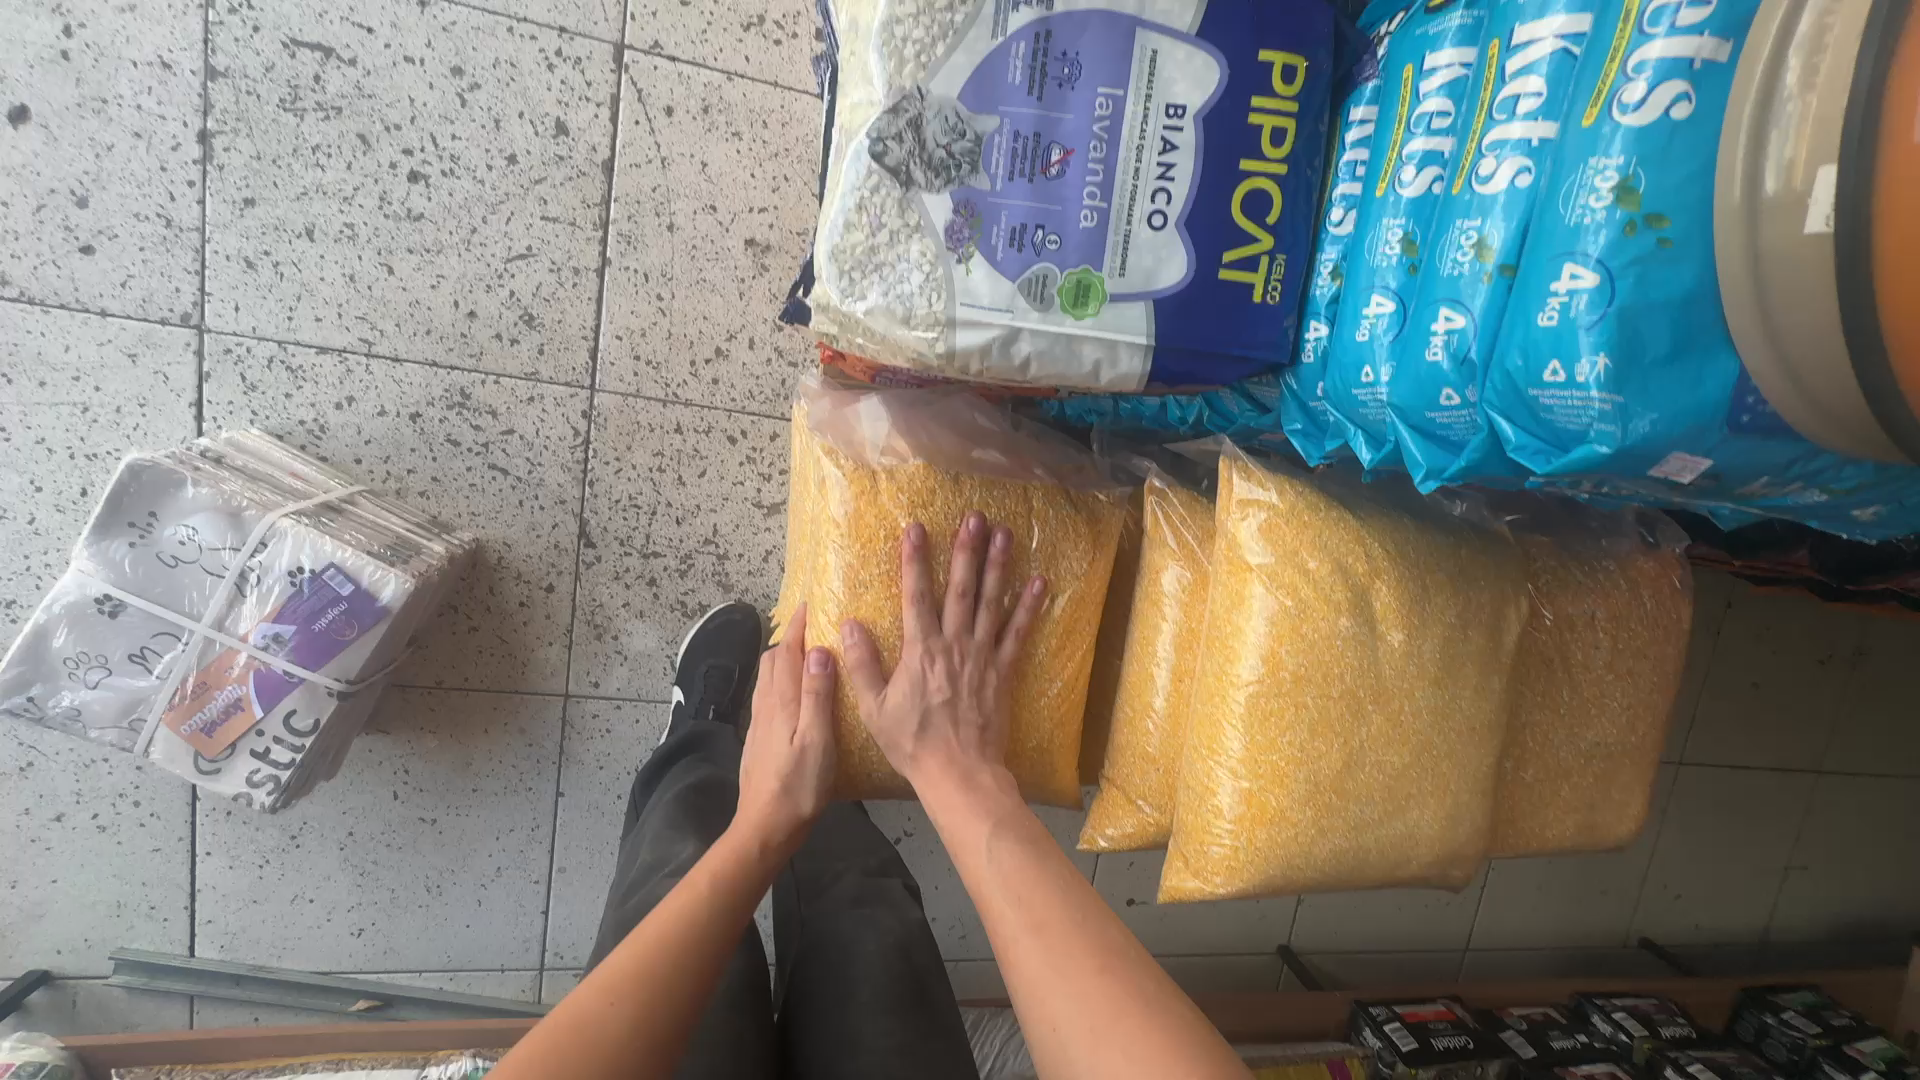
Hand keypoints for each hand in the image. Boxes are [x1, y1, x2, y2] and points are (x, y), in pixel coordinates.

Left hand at [733, 603, 836, 854]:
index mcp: (782, 703)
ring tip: (806, 650)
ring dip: (783, 656)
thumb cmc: (799, 786)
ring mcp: (759, 723)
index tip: (809, 604)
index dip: (797, 627)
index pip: (787, 652)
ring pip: (767, 677)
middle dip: (789, 637)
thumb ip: (817, 695)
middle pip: (772, 660)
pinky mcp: (759, 738)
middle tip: (812, 624)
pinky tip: (794, 690)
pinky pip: (768, 694)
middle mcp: (766, 706)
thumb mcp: (817, 740)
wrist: (765, 827)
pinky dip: (780, 678)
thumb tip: (820, 650)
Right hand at [841, 512, 1046, 797]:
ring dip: (998, 567)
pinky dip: (1029, 607)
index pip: (916, 596)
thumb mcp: (874, 708)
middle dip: (966, 551)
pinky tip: (1040, 582)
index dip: (915, 560)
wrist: (958, 772)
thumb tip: (850, 624)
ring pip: (991, 603)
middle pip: (961, 589)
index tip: (915, 528)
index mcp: (920, 651)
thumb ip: (863, 664)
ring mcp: (982, 656)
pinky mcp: (1003, 671)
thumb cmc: (913, 743)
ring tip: (1004, 534)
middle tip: (974, 518)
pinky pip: (1018, 633)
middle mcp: (954, 645)